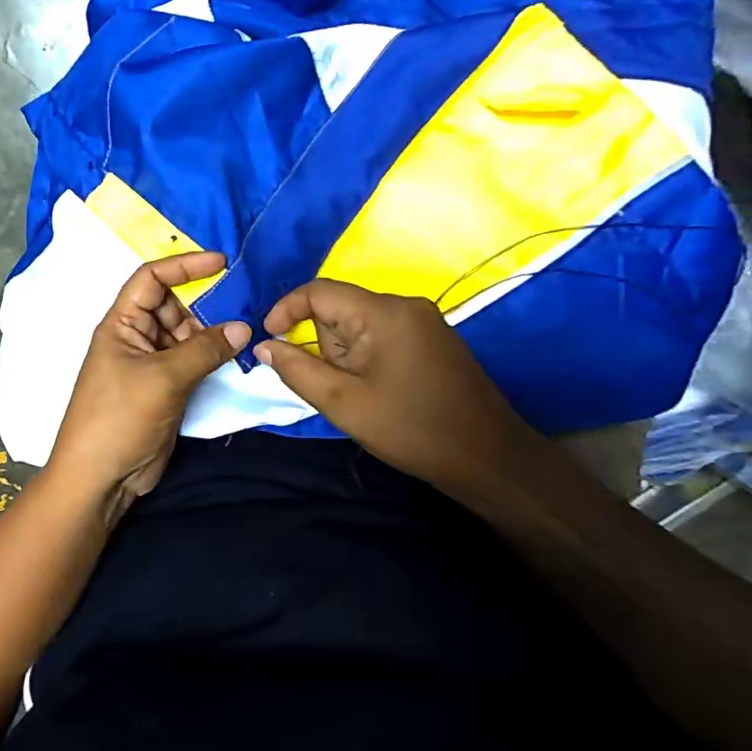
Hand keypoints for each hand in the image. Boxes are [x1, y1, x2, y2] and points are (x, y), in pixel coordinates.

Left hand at [49, 252, 250, 511]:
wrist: (101, 476)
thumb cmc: (120, 417)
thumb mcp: (163, 379)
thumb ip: (204, 350)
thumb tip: (242, 328)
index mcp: (121, 324)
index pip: (151, 279)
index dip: (184, 266)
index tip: (221, 263)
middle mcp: (134, 337)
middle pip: (172, 306)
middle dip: (203, 304)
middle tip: (242, 307)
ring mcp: (149, 363)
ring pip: (185, 334)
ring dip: (210, 333)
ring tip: (243, 334)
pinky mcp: (164, 388)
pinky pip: (190, 361)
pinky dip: (210, 357)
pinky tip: (234, 357)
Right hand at [253, 279, 547, 492]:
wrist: (489, 459)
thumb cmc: (411, 430)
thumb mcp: (342, 403)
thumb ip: (295, 369)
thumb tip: (262, 345)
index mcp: (384, 313)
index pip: (318, 291)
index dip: (285, 311)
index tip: (269, 341)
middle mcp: (405, 305)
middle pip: (338, 308)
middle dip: (323, 344)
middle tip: (335, 387)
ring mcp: (424, 319)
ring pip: (358, 323)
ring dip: (345, 354)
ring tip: (362, 394)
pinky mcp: (433, 337)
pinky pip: (381, 333)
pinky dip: (365, 356)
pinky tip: (380, 389)